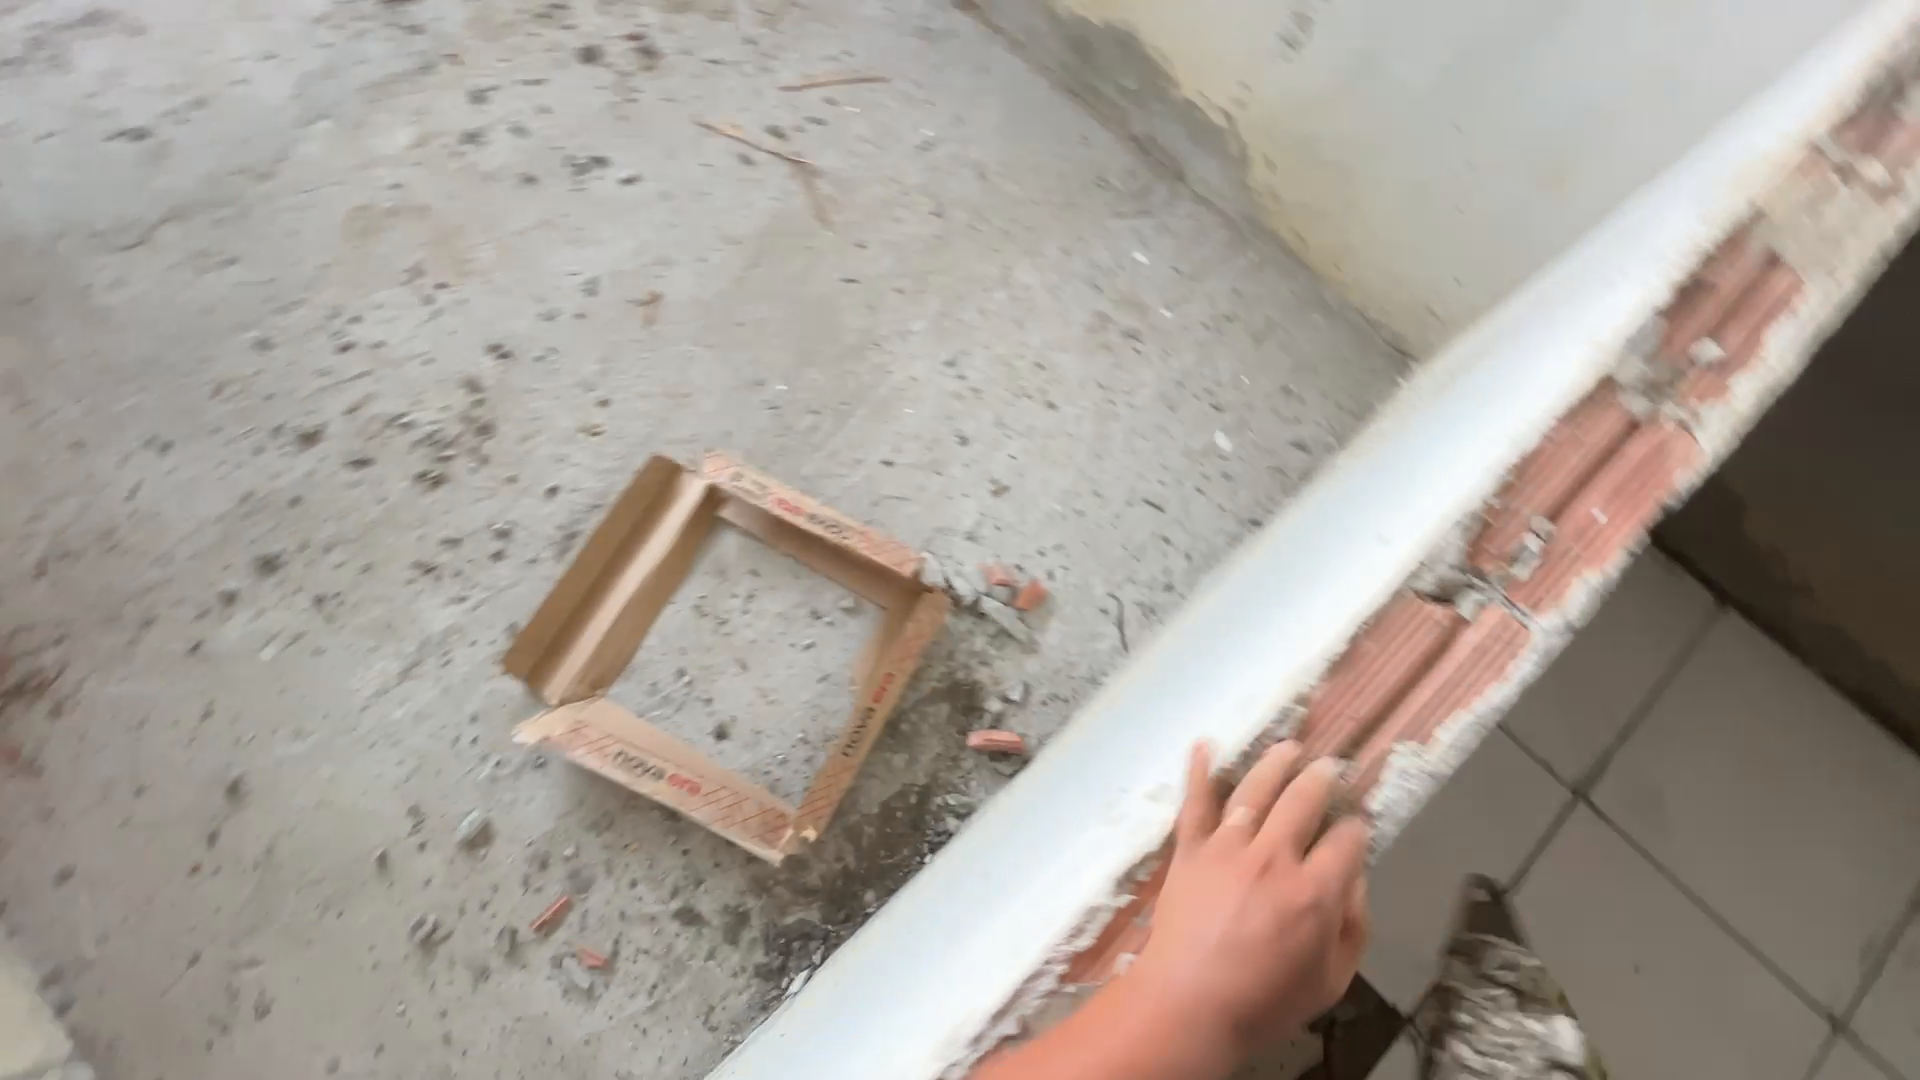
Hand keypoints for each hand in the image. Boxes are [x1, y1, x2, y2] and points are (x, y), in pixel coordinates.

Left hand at [1124, 739, 1370, 1058]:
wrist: (1189, 1002)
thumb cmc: (1264, 1002)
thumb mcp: (1330, 980)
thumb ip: (1352, 926)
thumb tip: (1356, 880)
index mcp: (1313, 892)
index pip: (1346, 842)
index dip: (1357, 829)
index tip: (1358, 822)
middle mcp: (1272, 858)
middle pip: (1303, 803)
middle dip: (1321, 780)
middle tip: (1330, 766)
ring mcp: (1226, 848)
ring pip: (1254, 792)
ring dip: (1274, 764)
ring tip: (1289, 746)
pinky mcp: (1190, 849)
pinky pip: (1195, 803)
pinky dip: (1199, 772)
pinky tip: (1204, 745)